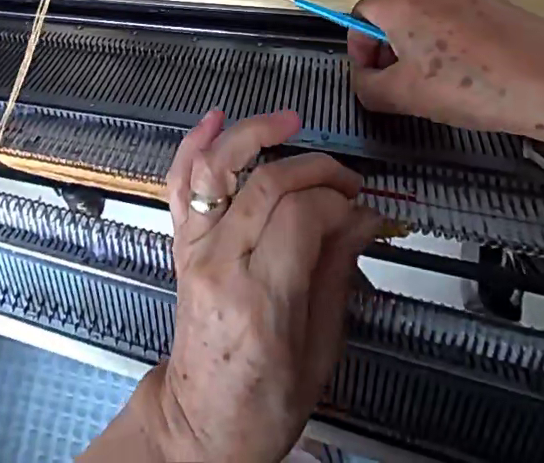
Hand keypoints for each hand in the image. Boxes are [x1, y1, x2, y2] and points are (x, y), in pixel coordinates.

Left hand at [118, 110, 383, 462]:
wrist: (201, 423)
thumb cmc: (264, 402)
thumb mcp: (320, 348)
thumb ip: (338, 270)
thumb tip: (365, 217)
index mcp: (260, 299)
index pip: (301, 215)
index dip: (337, 200)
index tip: (359, 206)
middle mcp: (219, 264)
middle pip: (265, 185)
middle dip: (313, 167)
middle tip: (344, 177)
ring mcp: (193, 249)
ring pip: (215, 169)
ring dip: (251, 134)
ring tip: (288, 120)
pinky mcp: (180, 243)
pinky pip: (179, 183)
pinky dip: (194, 144)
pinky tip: (214, 119)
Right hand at [349, 0, 543, 146]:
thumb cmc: (473, 86)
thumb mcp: (405, 97)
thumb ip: (367, 88)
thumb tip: (363, 81)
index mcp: (400, 2)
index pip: (359, 17)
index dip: (358, 49)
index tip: (369, 76)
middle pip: (392, 14)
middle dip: (389, 49)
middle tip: (402, 85)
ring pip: (425, 16)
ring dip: (420, 46)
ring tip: (439, 83)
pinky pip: (455, 17)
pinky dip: (450, 42)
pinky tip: (469, 73)